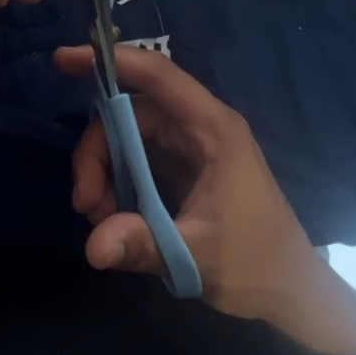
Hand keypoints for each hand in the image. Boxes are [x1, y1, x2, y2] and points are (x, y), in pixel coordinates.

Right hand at [54, 45, 355, 351]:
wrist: (292, 295)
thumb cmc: (256, 264)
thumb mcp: (196, 256)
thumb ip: (143, 244)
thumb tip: (92, 247)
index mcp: (212, 128)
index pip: (157, 76)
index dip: (110, 60)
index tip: (63, 59)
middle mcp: (198, 127)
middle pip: (129, 114)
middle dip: (97, 152)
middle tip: (84, 202)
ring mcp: (188, 147)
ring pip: (127, 137)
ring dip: (103, 172)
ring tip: (98, 219)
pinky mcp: (181, 168)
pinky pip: (135, 160)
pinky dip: (115, 183)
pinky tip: (111, 219)